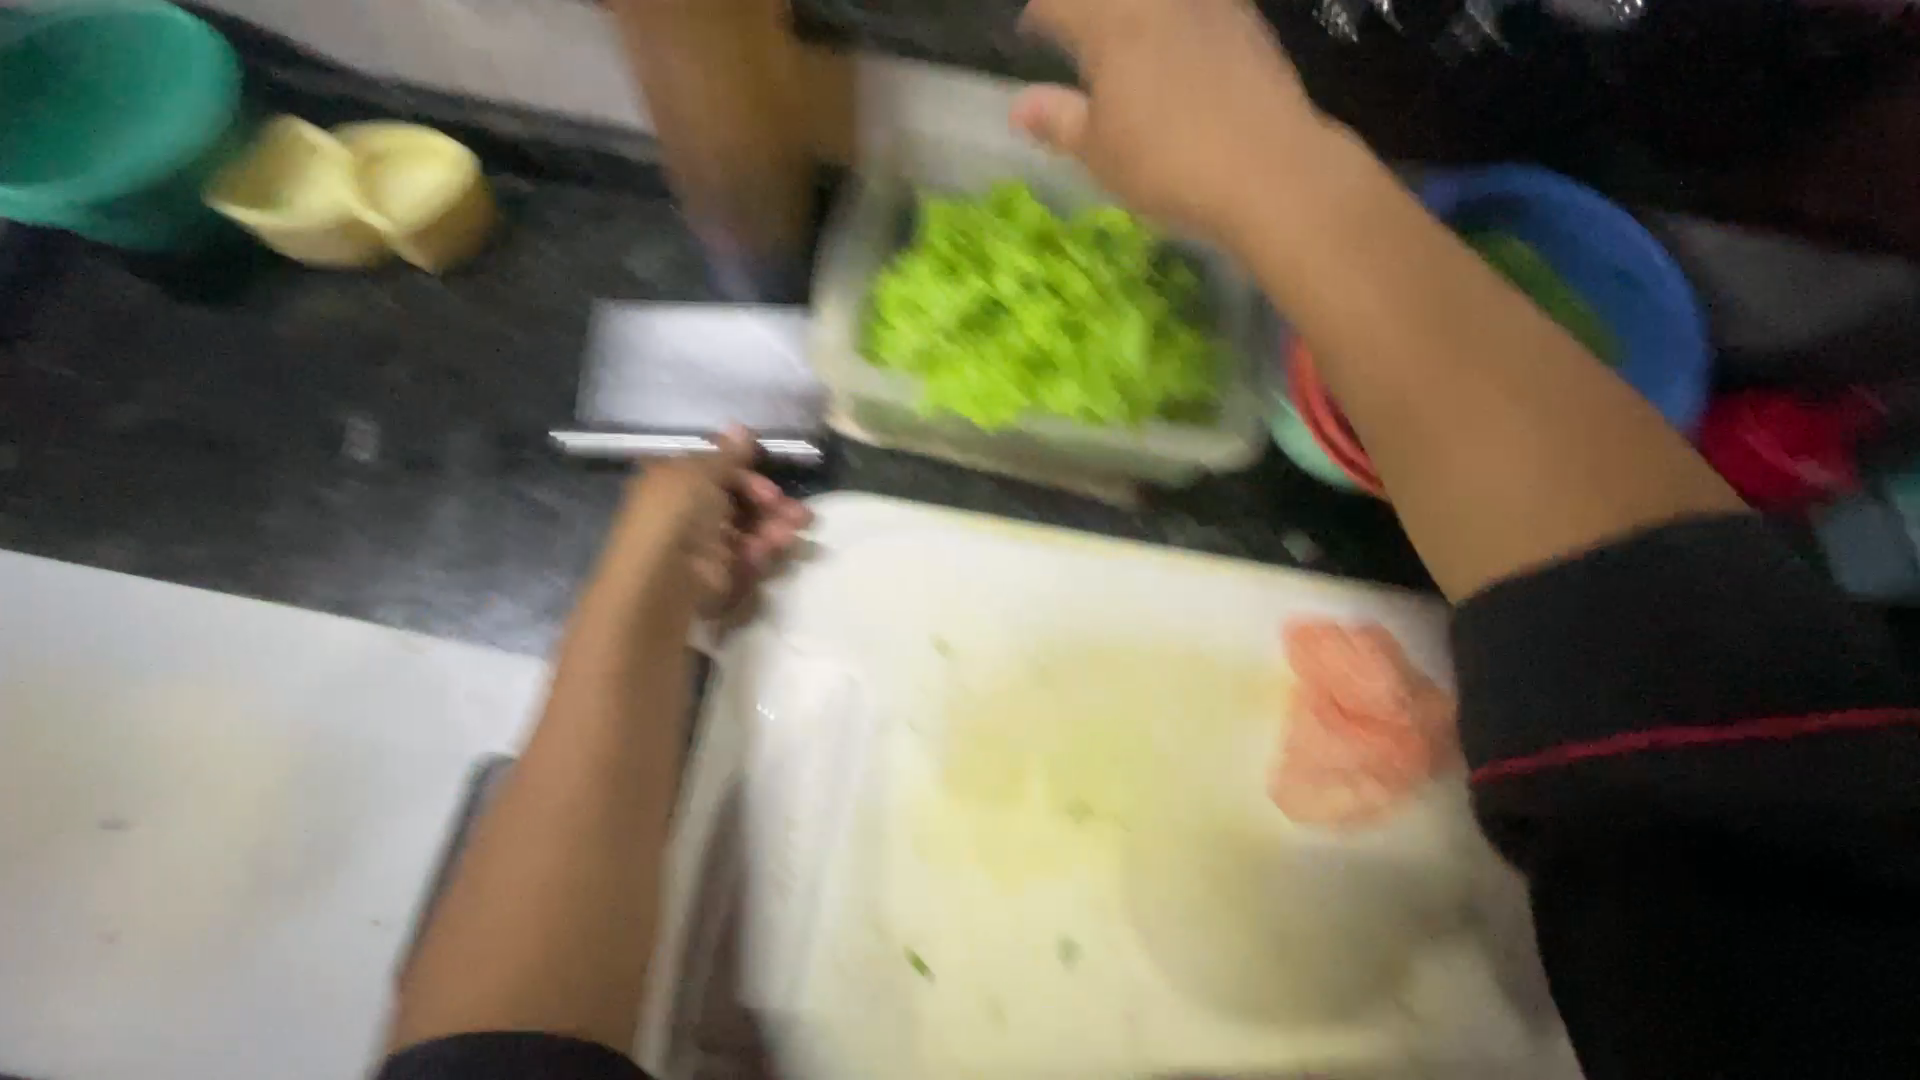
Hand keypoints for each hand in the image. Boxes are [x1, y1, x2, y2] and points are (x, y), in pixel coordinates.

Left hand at [605, 427, 812, 617]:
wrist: (663, 575)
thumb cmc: (678, 512)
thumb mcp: (702, 472)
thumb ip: (728, 455)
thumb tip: (740, 425)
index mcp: (674, 481)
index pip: (718, 473)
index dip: (748, 476)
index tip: (771, 484)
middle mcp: (687, 511)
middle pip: (738, 503)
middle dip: (771, 505)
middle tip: (797, 512)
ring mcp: (702, 544)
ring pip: (746, 530)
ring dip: (773, 528)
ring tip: (794, 530)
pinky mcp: (715, 574)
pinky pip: (743, 558)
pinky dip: (759, 552)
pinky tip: (771, 550)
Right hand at [1011, 0, 1330, 245]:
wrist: (1269, 169)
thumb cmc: (1168, 165)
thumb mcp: (1100, 154)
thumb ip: (1059, 121)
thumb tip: (1019, 106)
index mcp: (1112, 25)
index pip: (1058, 4)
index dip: (1039, 18)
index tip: (1031, 36)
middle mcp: (1160, 0)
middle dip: (1088, 12)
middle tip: (1079, 41)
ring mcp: (1209, 4)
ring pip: (1157, 4)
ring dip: (1135, 16)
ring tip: (1128, 51)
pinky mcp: (1247, 23)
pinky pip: (1198, 8)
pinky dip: (1177, 22)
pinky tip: (1180, 53)